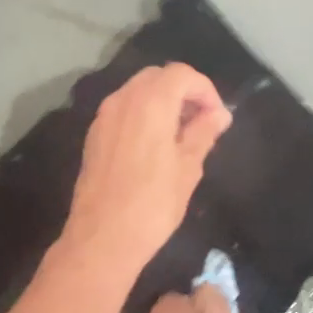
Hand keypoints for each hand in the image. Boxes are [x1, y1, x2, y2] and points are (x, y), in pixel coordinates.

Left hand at [61, 63, 230, 269]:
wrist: (102, 238)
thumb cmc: (152, 205)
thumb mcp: (188, 168)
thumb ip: (203, 133)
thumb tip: (219, 114)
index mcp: (150, 103)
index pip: (182, 74)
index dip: (205, 90)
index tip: (218, 117)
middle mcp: (122, 100)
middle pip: (157, 77)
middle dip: (183, 92)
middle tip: (202, 122)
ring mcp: (103, 117)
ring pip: (137, 92)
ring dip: (162, 103)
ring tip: (181, 136)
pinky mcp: (94, 136)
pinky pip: (123, 111)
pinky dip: (143, 115)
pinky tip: (155, 146)